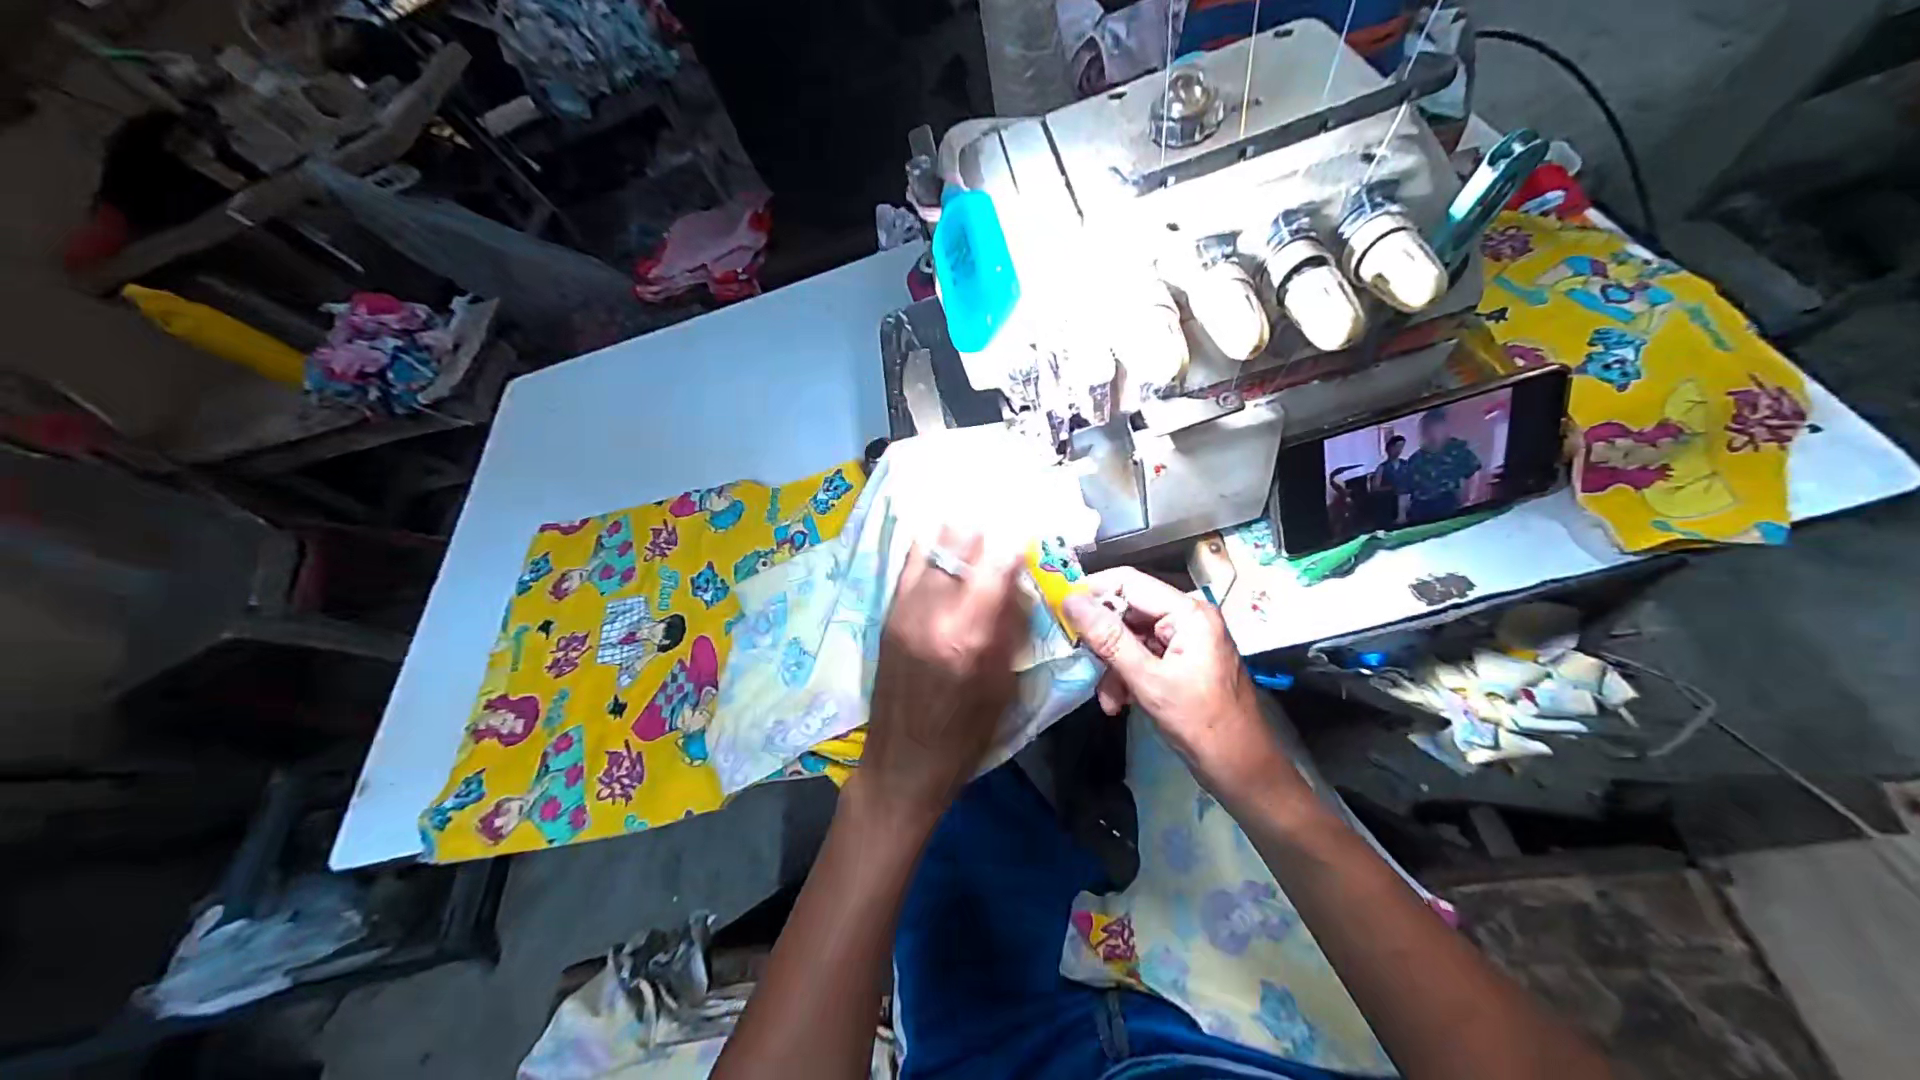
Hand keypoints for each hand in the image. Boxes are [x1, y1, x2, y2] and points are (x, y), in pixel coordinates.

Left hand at [860, 526, 1026, 823]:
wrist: (903, 762)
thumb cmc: (965, 735)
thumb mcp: (1003, 687)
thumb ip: (1011, 630)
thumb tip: (1019, 586)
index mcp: (968, 635)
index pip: (996, 566)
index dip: (1014, 545)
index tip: (1026, 535)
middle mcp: (932, 613)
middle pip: (960, 549)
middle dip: (985, 532)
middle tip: (1001, 524)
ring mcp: (904, 611)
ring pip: (931, 551)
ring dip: (956, 534)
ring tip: (974, 523)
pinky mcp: (888, 616)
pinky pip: (907, 567)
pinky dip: (927, 548)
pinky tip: (940, 538)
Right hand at [1061, 568, 1283, 798]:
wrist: (1243, 770)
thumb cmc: (1202, 724)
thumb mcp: (1148, 681)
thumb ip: (1108, 638)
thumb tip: (1071, 601)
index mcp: (1188, 613)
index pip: (1129, 582)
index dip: (1091, 591)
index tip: (1059, 610)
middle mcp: (1188, 618)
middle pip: (1128, 611)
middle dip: (1103, 641)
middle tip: (1083, 664)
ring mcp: (1186, 640)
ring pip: (1131, 637)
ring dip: (1113, 666)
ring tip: (1109, 699)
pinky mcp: (1181, 661)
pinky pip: (1143, 656)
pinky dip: (1127, 676)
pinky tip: (1121, 702)